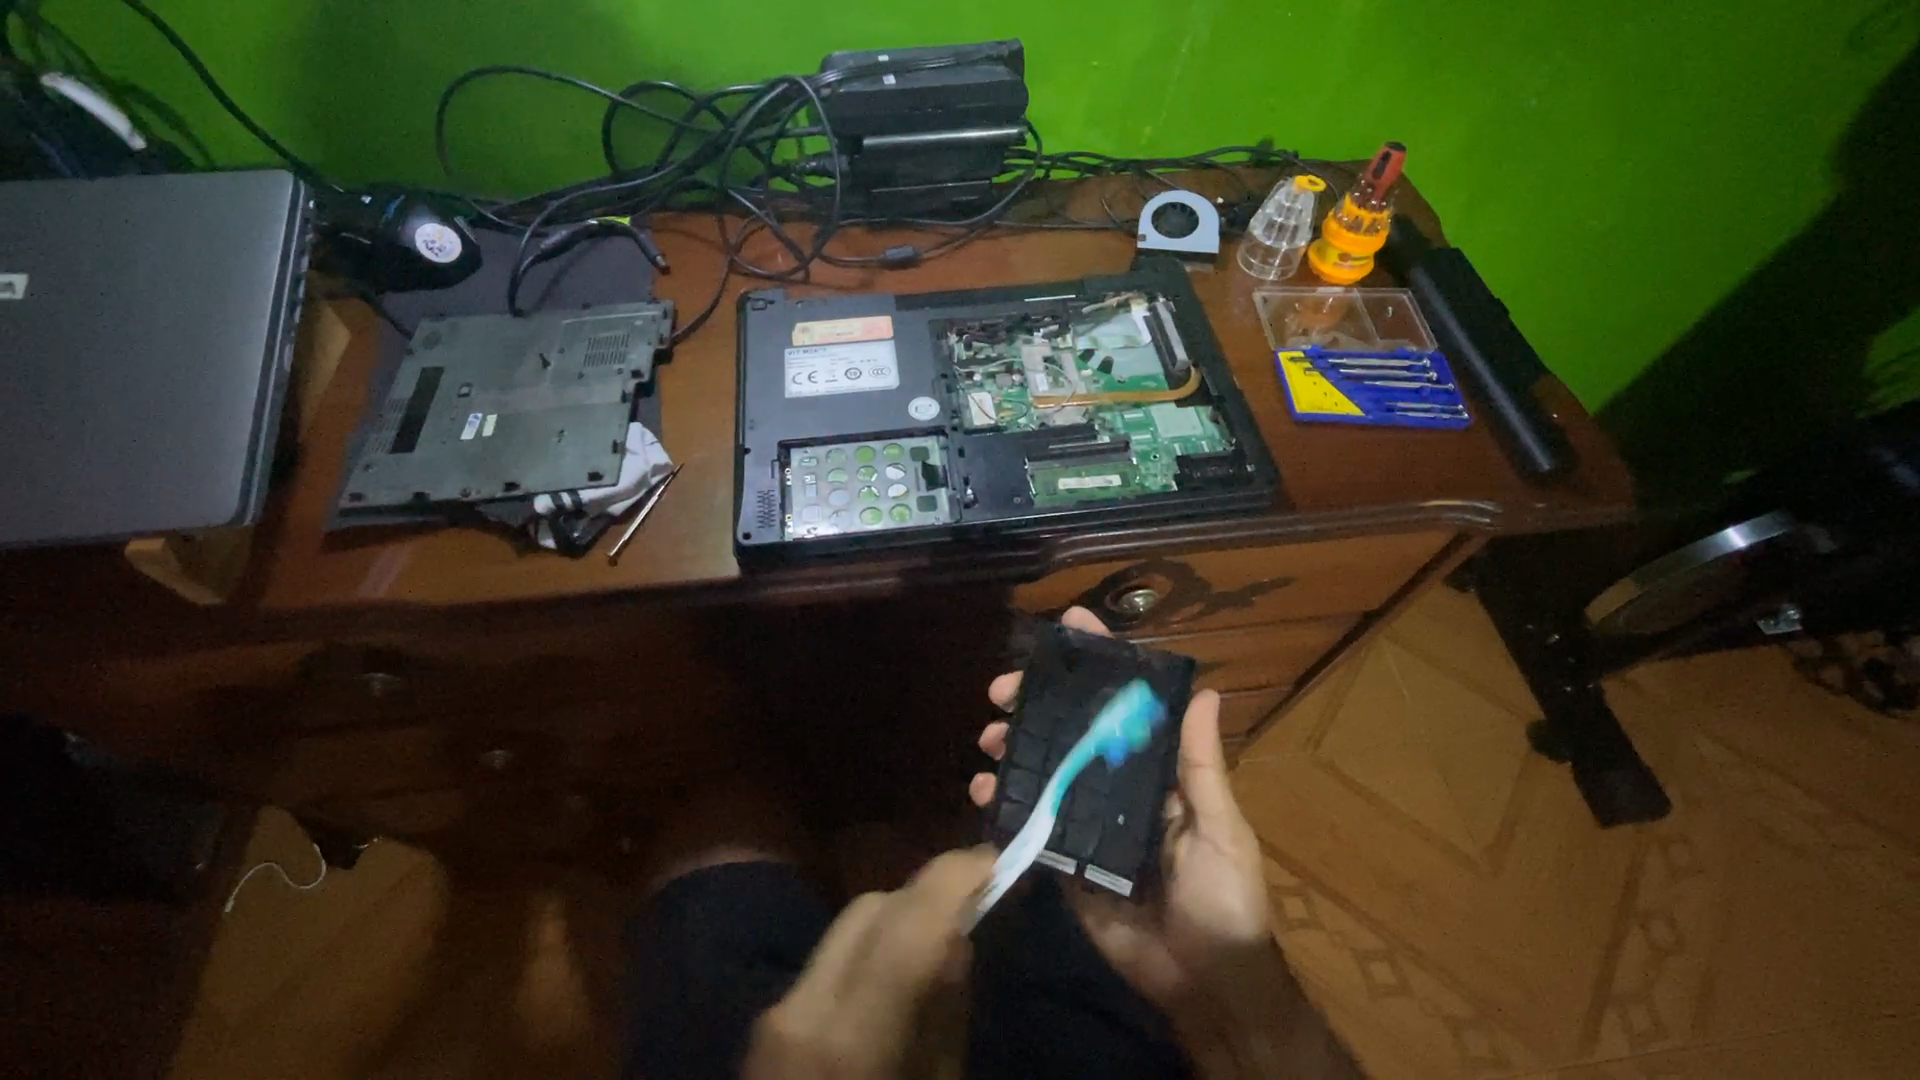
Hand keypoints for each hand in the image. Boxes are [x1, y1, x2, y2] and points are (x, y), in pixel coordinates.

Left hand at [742, 848, 992, 1079]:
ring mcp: (776, 1013)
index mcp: (849, 1038)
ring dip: (900, 918)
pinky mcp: (768, 1024)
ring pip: (848, 927)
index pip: (909, 919)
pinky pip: (830, 959)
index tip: (1000, 862)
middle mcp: (801, 1006)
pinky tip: (900, 975)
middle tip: (980, 903)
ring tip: (947, 935)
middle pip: (872, 907)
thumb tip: (959, 934)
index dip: (957, 877)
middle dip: (929, 894)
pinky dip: (872, 949)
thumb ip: (943, 1016)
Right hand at [972, 608, 1360, 1076]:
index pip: (1126, 709)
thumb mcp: (1220, 827)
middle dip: (1036, 704)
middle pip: (1072, 733)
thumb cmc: (1223, 898)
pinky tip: (979, 790)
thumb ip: (1199, 766)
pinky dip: (1001, 804)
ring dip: (1012, 747)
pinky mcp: (1063, 861)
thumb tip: (1205, 692)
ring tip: (988, 737)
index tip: (1070, 625)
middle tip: (1001, 690)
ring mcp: (1087, 824)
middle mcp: (1118, 788)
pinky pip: (1028, 824)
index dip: (1100, 665)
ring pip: (1044, 770)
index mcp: (1157, 774)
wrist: (1202, 983)